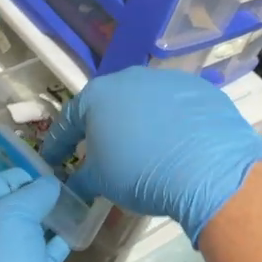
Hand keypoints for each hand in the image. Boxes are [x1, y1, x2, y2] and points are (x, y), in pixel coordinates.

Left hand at [0, 169, 72, 261]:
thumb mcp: (11, 218)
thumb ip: (30, 195)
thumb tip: (48, 184)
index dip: (7, 177)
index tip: (36, 167)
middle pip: (6, 212)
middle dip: (30, 195)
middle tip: (59, 181)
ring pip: (28, 234)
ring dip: (47, 218)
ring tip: (72, 200)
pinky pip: (44, 256)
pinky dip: (58, 243)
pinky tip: (75, 231)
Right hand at [40, 67, 261, 242]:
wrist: (208, 170)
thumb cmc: (140, 173)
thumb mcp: (101, 182)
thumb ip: (82, 178)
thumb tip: (76, 183)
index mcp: (98, 96)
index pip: (69, 120)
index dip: (59, 143)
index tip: (54, 160)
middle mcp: (131, 78)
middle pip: (109, 105)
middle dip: (102, 129)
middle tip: (101, 154)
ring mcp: (169, 80)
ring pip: (145, 103)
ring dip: (139, 124)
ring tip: (144, 150)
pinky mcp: (202, 90)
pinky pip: (178, 108)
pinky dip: (172, 124)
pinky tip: (177, 146)